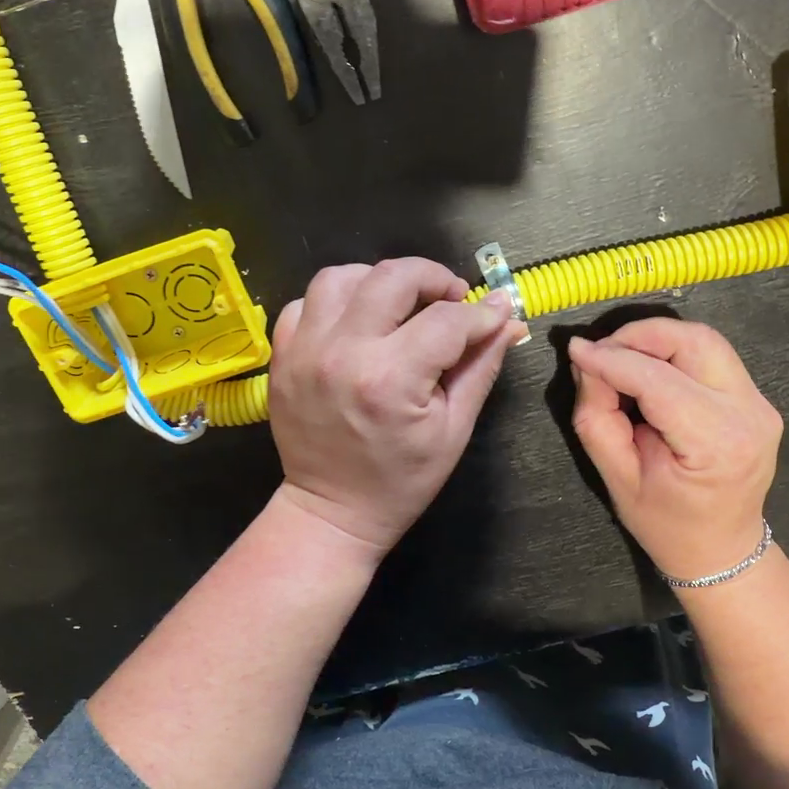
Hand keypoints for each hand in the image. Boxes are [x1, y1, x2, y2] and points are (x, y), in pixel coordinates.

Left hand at [269, 258, 528, 553]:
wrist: (332, 511)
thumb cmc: (401, 479)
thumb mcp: (455, 428)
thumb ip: (480, 366)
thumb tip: (506, 316)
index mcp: (390, 379)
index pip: (446, 320)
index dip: (480, 313)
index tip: (494, 315)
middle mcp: (342, 353)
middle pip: (391, 277)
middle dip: (432, 277)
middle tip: (450, 298)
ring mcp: (304, 351)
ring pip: (341, 277)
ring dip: (378, 281)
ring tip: (400, 303)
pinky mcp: (282, 356)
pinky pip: (304, 302)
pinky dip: (335, 301)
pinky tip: (357, 321)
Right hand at [567, 319, 781, 578]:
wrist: (722, 549)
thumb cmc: (665, 524)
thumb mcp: (616, 478)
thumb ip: (597, 417)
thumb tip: (586, 362)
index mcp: (716, 443)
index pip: (657, 379)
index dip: (611, 358)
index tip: (575, 348)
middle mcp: (748, 414)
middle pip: (693, 341)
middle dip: (640, 335)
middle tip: (601, 351)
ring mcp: (760, 403)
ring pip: (705, 340)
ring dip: (657, 340)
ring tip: (620, 358)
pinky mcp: (756, 398)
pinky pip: (712, 356)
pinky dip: (673, 352)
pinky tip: (647, 370)